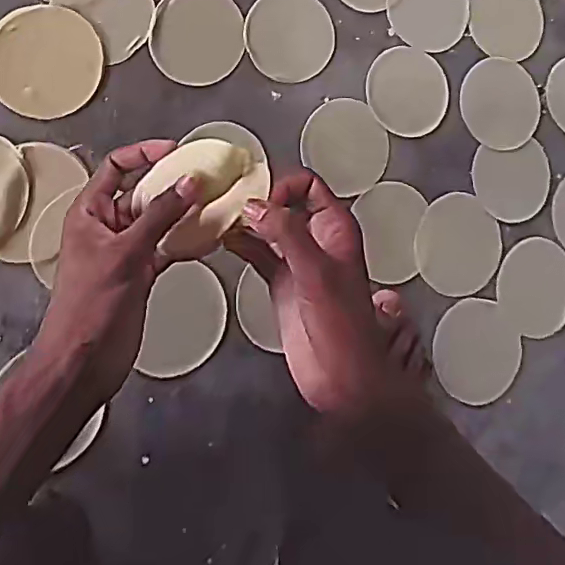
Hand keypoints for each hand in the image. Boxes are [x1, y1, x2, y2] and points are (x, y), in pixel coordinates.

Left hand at [30, 140, 198, 404]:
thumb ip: (159, 216)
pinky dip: (186, 238)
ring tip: (213, 200)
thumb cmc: (88, 307)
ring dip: (183, 211)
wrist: (83, 363)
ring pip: (159, 218)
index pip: (115, 168)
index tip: (174, 150)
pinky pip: (167, 244)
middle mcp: (108, 226)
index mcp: (89, 213)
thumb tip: (189, 183)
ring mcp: (127, 249)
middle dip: (172, 183)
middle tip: (204, 176)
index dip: (143, 154)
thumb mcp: (125, 253)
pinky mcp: (142, 270)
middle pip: (143, 191)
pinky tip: (208, 235)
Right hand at [228, 171, 426, 426]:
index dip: (285, 186)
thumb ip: (288, 236)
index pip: (310, 186)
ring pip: (269, 227)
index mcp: (335, 228)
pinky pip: (258, 253)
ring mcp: (298, 260)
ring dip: (247, 221)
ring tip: (221, 217)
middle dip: (259, 200)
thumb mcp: (316, 273)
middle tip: (230, 204)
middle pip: (286, 203)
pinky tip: (225, 240)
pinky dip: (242, 244)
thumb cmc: (343, 326)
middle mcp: (316, 239)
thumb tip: (256, 206)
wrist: (343, 378)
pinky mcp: (282, 282)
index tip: (261, 201)